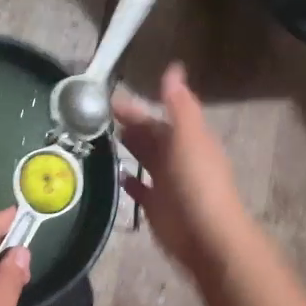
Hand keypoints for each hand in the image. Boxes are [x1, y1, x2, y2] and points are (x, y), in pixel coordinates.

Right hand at [116, 64, 251, 272]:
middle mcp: (179, 158)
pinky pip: (142, 190)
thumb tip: (174, 68)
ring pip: (146, 159)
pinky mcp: (157, 207)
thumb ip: (178, 104)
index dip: (138, 107)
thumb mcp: (189, 137)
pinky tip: (119, 176)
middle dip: (130, 124)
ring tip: (103, 138)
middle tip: (98, 116)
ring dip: (129, 147)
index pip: (160, 116)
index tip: (109, 98)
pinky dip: (131, 181)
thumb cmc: (197, 182)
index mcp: (188, 139)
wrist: (207, 237)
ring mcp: (168, 184)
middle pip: (152, 136)